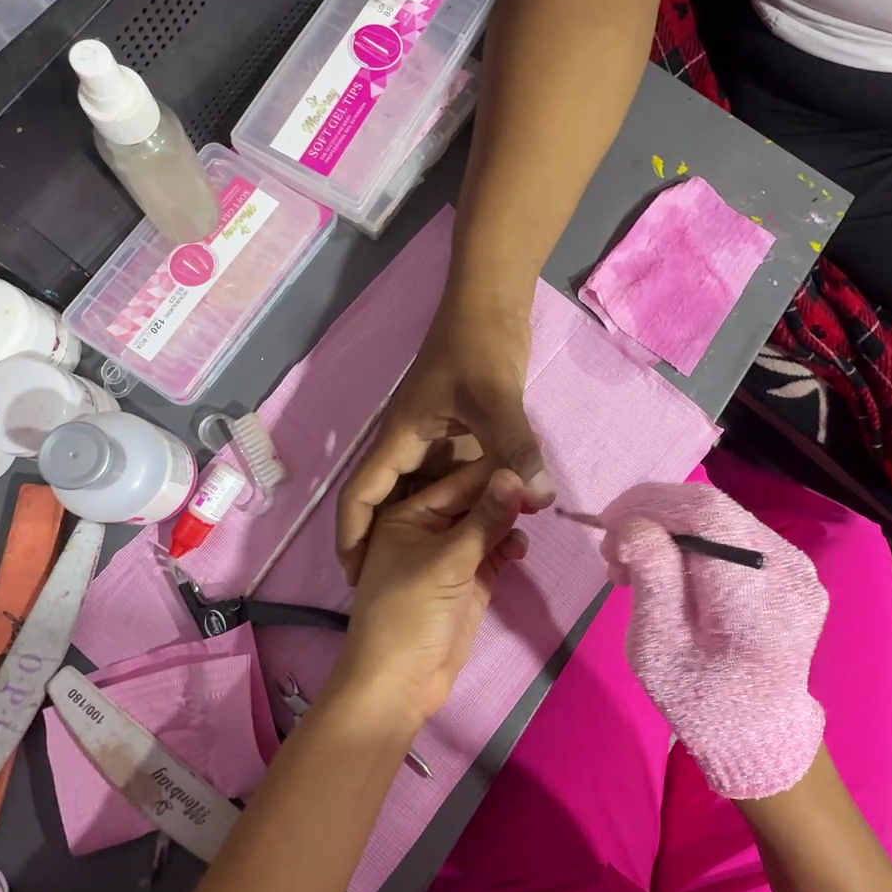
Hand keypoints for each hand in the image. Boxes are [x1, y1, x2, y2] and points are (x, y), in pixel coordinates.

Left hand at [330, 461, 528, 724]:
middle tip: (542, 486)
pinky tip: (520, 549)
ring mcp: (450, 555)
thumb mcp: (447, 562)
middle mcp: (428, 528)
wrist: (399, 685)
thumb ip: (485, 518)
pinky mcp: (469, 580)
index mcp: (407, 514)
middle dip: (506, 495)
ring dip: (508, 521)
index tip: (531, 454)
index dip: (492, 470)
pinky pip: (493, 551)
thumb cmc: (409, 614)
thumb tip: (515, 473)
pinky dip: (507, 546)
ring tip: (535, 517)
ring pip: (487, 525)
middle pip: (474, 501)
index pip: (457, 483)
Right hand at [336, 300, 554, 584]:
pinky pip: (456, 477)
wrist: (492, 306)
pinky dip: (466, 500)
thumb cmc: (479, 348)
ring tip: (445, 567)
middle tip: (405, 585)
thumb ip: (515, 449)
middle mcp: (410, 443)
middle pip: (392, 500)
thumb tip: (539, 500)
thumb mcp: (495, 401)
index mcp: (399, 438)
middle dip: (392, 541)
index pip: (362, 493)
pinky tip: (485, 524)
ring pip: (428, 491)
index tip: (354, 576)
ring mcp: (435, 437)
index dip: (352, 535)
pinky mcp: (460, 432)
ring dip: (435, 523)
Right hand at [603, 482, 828, 799]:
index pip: (706, 515)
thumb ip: (651, 578)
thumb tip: (631, 522)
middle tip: (614, 549)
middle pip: (712, 508)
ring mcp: (799, 566)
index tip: (608, 523)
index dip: (650, 503)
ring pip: (720, 515)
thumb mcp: (657, 648)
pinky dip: (693, 539)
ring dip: (669, 526)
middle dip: (652, 514)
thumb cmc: (700, 698)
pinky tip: (671, 568)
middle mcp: (789, 570)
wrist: (760, 732)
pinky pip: (734, 532)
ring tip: (635, 563)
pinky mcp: (794, 566)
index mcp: (756, 599)